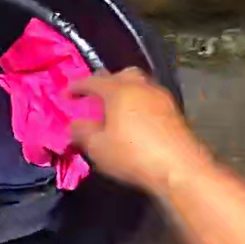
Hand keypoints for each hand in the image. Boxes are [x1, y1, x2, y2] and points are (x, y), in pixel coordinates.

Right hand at [68, 68, 214, 193]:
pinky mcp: (173, 113)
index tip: (66, 95)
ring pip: (138, 86)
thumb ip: (82, 132)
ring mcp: (161, 98)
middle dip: (105, 83)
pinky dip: (136, 105)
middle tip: (94, 98)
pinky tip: (130, 122)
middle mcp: (141, 87)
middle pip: (121, 75)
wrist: (178, 169)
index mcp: (119, 90)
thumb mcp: (96, 147)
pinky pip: (149, 100)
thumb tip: (75, 125)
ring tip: (112, 111)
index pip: (93, 81)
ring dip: (123, 94)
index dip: (76, 86)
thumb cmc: (131, 154)